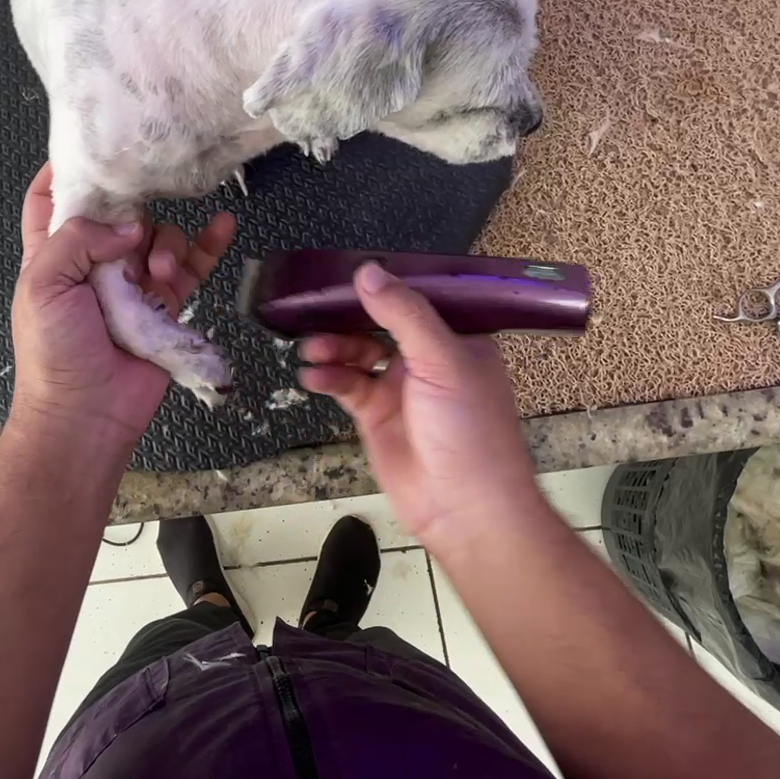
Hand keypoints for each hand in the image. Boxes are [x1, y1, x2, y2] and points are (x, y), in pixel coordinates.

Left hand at [11, 164, 234, 440]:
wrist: (87, 415)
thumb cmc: (53, 350)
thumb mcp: (43, 284)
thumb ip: (78, 238)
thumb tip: (131, 227)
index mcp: (51, 253)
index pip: (52, 199)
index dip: (67, 170)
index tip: (92, 145)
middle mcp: (93, 261)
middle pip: (118, 210)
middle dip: (133, 206)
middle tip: (143, 209)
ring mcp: (133, 281)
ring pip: (158, 236)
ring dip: (166, 244)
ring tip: (159, 275)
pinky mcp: (166, 303)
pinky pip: (191, 265)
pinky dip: (207, 244)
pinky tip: (222, 225)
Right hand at [297, 264, 541, 550]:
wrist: (463, 508)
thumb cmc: (468, 428)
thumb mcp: (441, 360)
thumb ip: (403, 314)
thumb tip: (366, 271)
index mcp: (455, 338)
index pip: (415, 298)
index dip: (383, 284)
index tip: (346, 270)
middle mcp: (426, 357)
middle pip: (378, 323)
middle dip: (347, 316)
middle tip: (314, 308)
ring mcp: (399, 386)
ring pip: (356, 351)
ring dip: (332, 345)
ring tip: (311, 348)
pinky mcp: (374, 413)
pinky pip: (345, 384)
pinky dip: (326, 377)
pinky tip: (311, 377)